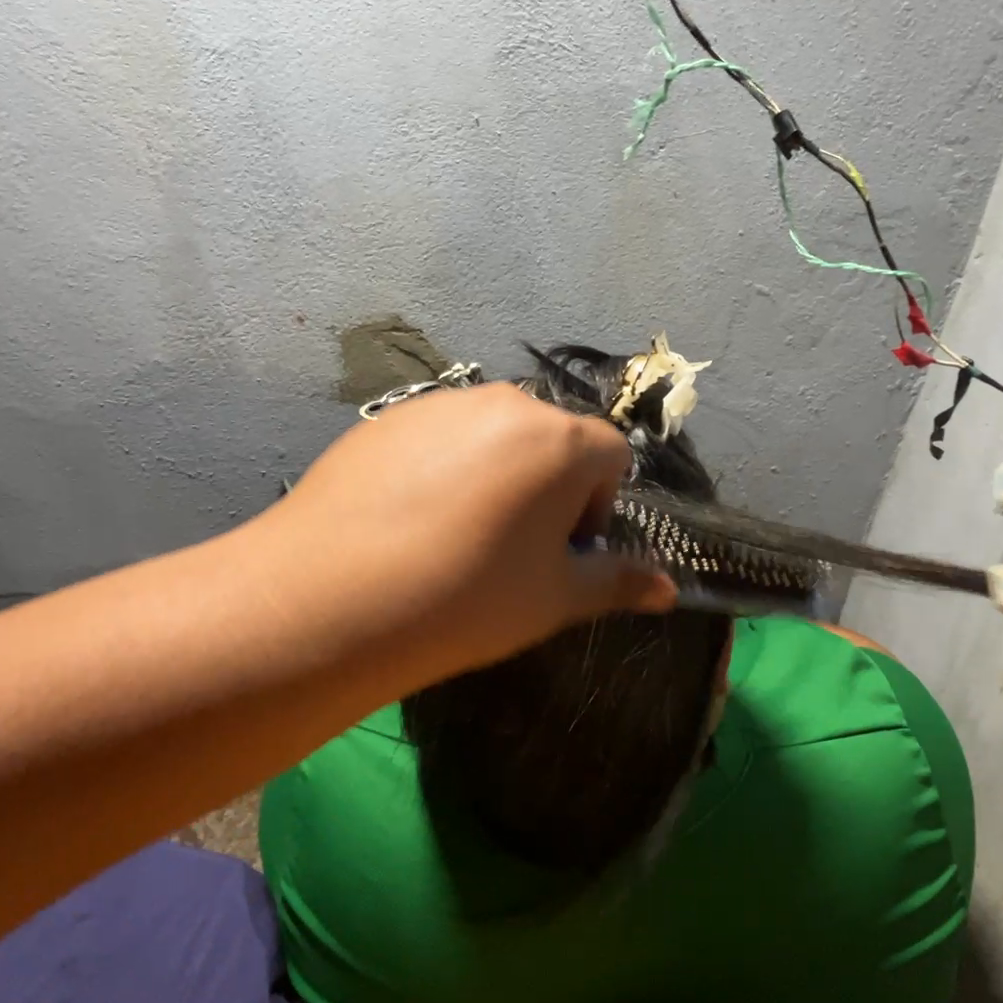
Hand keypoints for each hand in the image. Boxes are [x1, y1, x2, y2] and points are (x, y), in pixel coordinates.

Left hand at [247, 383, 675, 682]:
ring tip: (454, 537)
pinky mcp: (385, 416)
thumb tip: (670, 589)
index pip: (612, 454)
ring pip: (493, 436)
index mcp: (562, 440)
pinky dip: (442, 470)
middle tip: (510, 549)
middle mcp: (506, 404)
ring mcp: (440, 404)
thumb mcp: (556, 598)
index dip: (598, 506)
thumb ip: (620, 582)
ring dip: (496, 475)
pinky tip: (407, 523)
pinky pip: (438, 438)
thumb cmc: (468, 598)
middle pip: (552, 440)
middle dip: (549, 487)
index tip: (561, 551)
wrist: (331, 597)